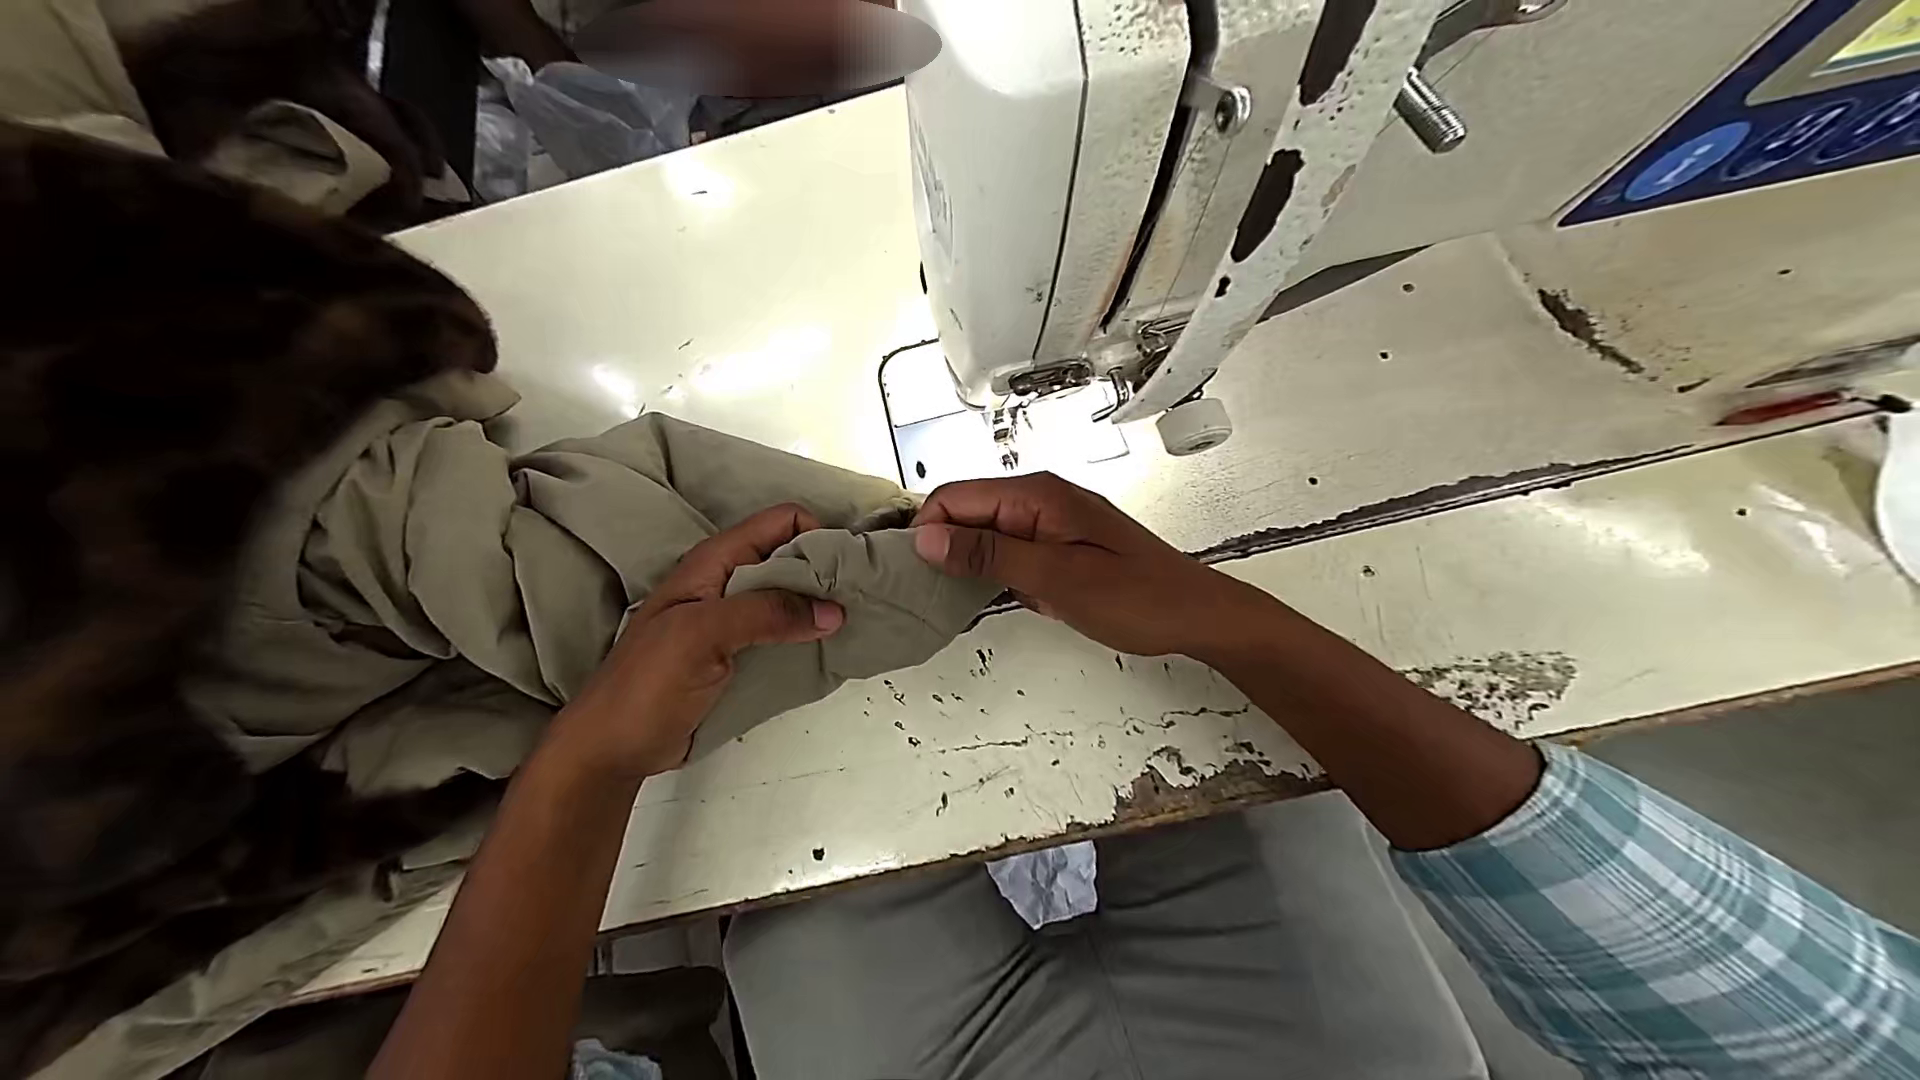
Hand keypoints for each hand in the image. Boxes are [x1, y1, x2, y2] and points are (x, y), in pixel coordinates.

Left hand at [551, 505, 844, 780]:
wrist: (614, 748)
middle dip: (828, 569)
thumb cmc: (645, 685)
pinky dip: (812, 632)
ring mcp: (737, 618)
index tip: (846, 565)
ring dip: (823, 603)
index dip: (816, 533)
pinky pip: (788, 629)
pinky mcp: (744, 652)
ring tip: (857, 620)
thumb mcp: (701, 636)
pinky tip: (834, 644)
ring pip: (793, 594)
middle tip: (861, 595)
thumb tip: (832, 609)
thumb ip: (765, 613)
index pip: (780, 522)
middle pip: (792, 556)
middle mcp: (730, 582)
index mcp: (715, 562)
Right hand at [911, 474, 1270, 661]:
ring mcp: (1050, 522)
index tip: (918, 569)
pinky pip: (1010, 550)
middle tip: (938, 589)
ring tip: (968, 596)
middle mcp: (1040, 500)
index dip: (930, 529)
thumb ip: (990, 554)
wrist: (1194, 615)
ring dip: (972, 563)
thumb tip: (930, 539)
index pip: (956, 495)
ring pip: (986, 533)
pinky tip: (1002, 596)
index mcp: (1037, 495)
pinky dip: (997, 572)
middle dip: (947, 546)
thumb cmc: (1138, 596)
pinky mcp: (1057, 545)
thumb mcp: (1055, 578)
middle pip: (968, 511)